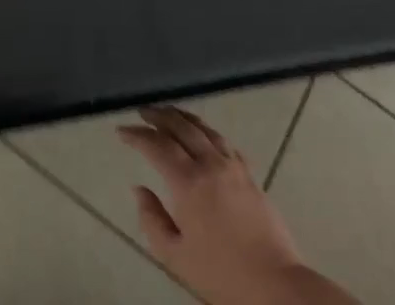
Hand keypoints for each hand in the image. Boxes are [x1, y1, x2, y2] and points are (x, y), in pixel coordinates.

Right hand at [120, 107, 357, 304]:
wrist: (274, 283)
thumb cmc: (219, 272)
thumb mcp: (174, 254)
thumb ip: (151, 219)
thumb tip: (139, 189)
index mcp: (188, 182)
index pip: (157, 146)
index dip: (136, 135)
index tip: (120, 132)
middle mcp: (211, 165)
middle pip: (182, 128)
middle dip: (158, 116)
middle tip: (141, 111)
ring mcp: (234, 167)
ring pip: (205, 130)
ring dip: (183, 117)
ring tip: (168, 113)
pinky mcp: (250, 176)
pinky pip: (224, 142)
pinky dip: (207, 132)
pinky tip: (203, 135)